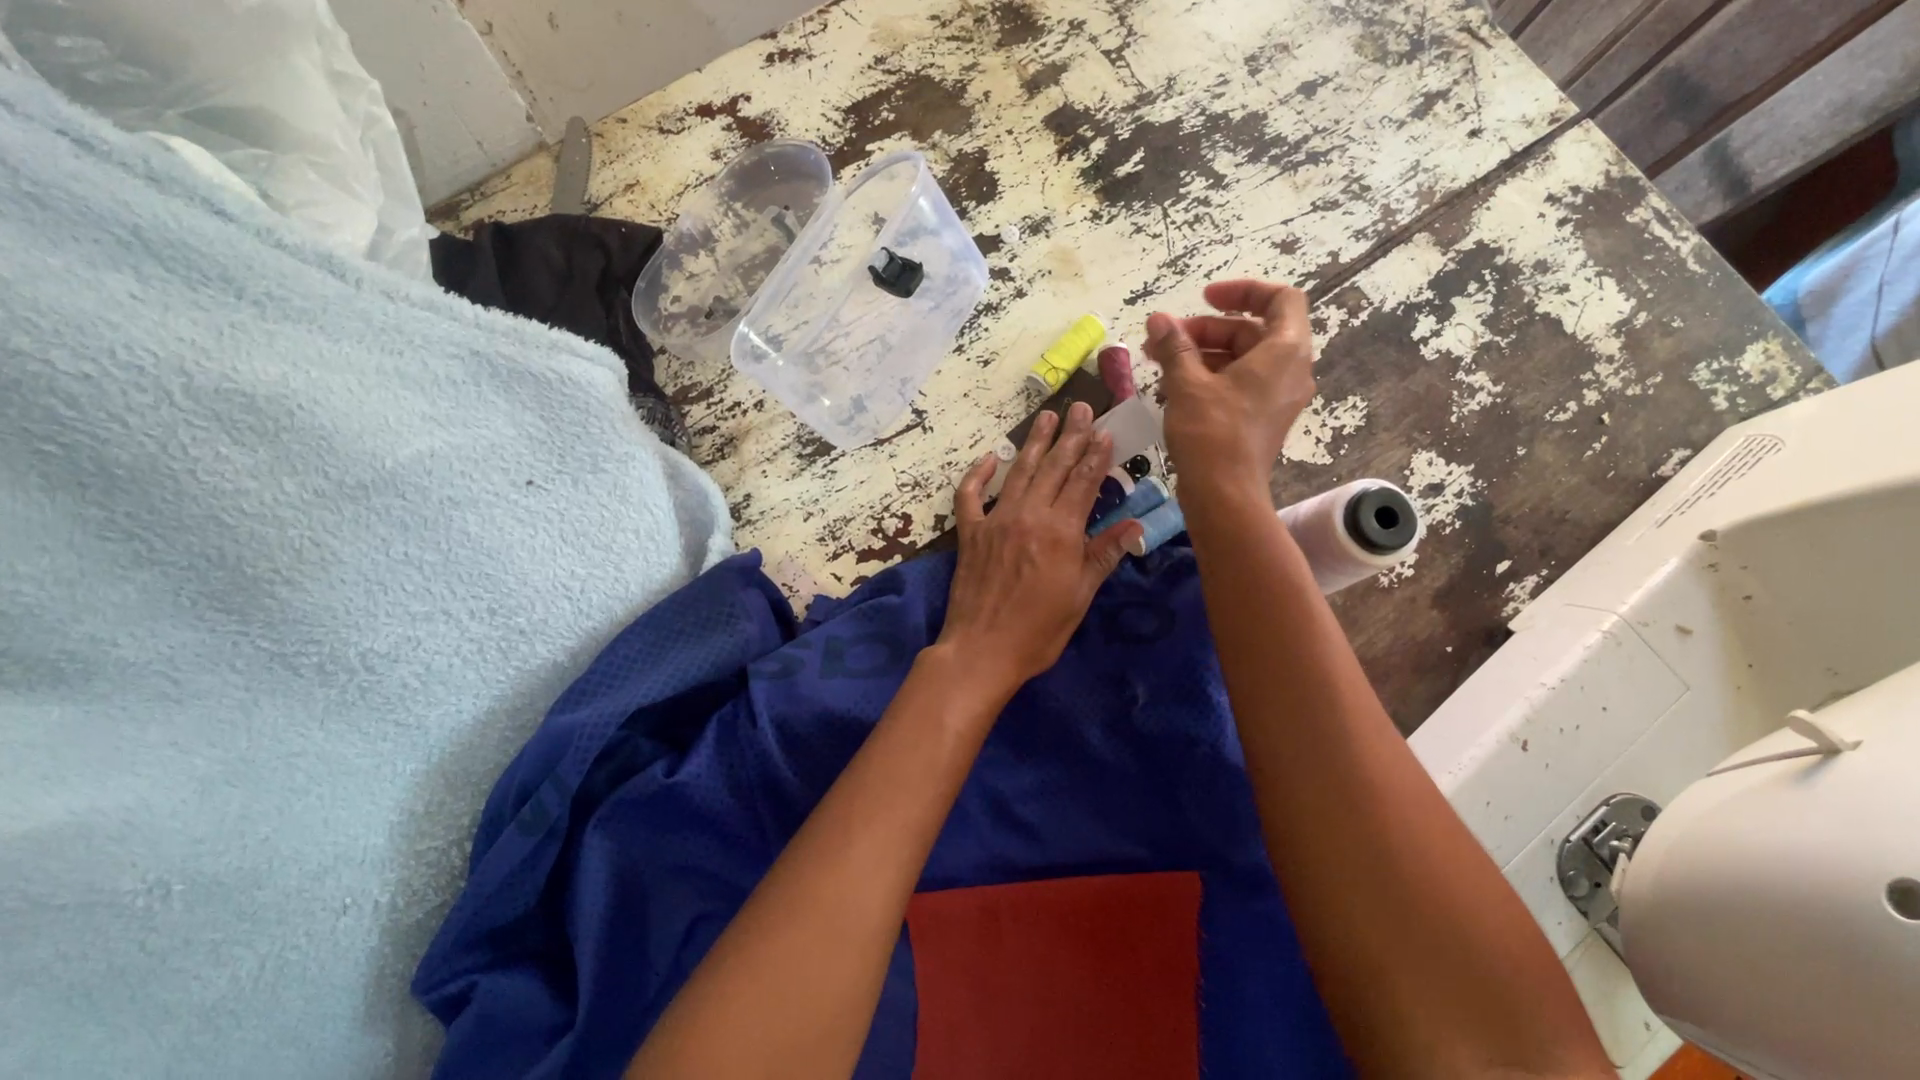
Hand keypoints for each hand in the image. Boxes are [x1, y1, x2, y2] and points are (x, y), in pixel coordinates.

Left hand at [939, 402, 1141, 691]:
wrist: (982, 650)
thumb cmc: (1039, 631)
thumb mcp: (1080, 596)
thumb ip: (1103, 555)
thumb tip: (1133, 525)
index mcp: (1060, 531)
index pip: (1083, 482)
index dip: (1096, 455)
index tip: (1105, 431)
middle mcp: (1028, 515)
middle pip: (1054, 468)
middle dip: (1071, 436)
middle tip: (1081, 408)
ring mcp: (995, 521)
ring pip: (1019, 472)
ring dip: (1035, 443)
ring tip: (1047, 416)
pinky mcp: (970, 533)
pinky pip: (971, 495)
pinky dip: (980, 473)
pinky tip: (991, 456)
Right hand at [1144, 280, 1316, 508]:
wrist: (1225, 495)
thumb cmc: (1211, 432)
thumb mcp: (1187, 383)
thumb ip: (1175, 346)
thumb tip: (1158, 319)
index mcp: (1285, 351)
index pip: (1280, 299)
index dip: (1243, 290)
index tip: (1204, 298)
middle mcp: (1291, 370)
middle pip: (1252, 330)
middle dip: (1206, 329)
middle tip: (1165, 340)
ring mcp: (1278, 397)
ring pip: (1243, 358)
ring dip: (1202, 353)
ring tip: (1159, 362)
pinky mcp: (1263, 419)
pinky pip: (1241, 383)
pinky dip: (1211, 377)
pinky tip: (1173, 387)